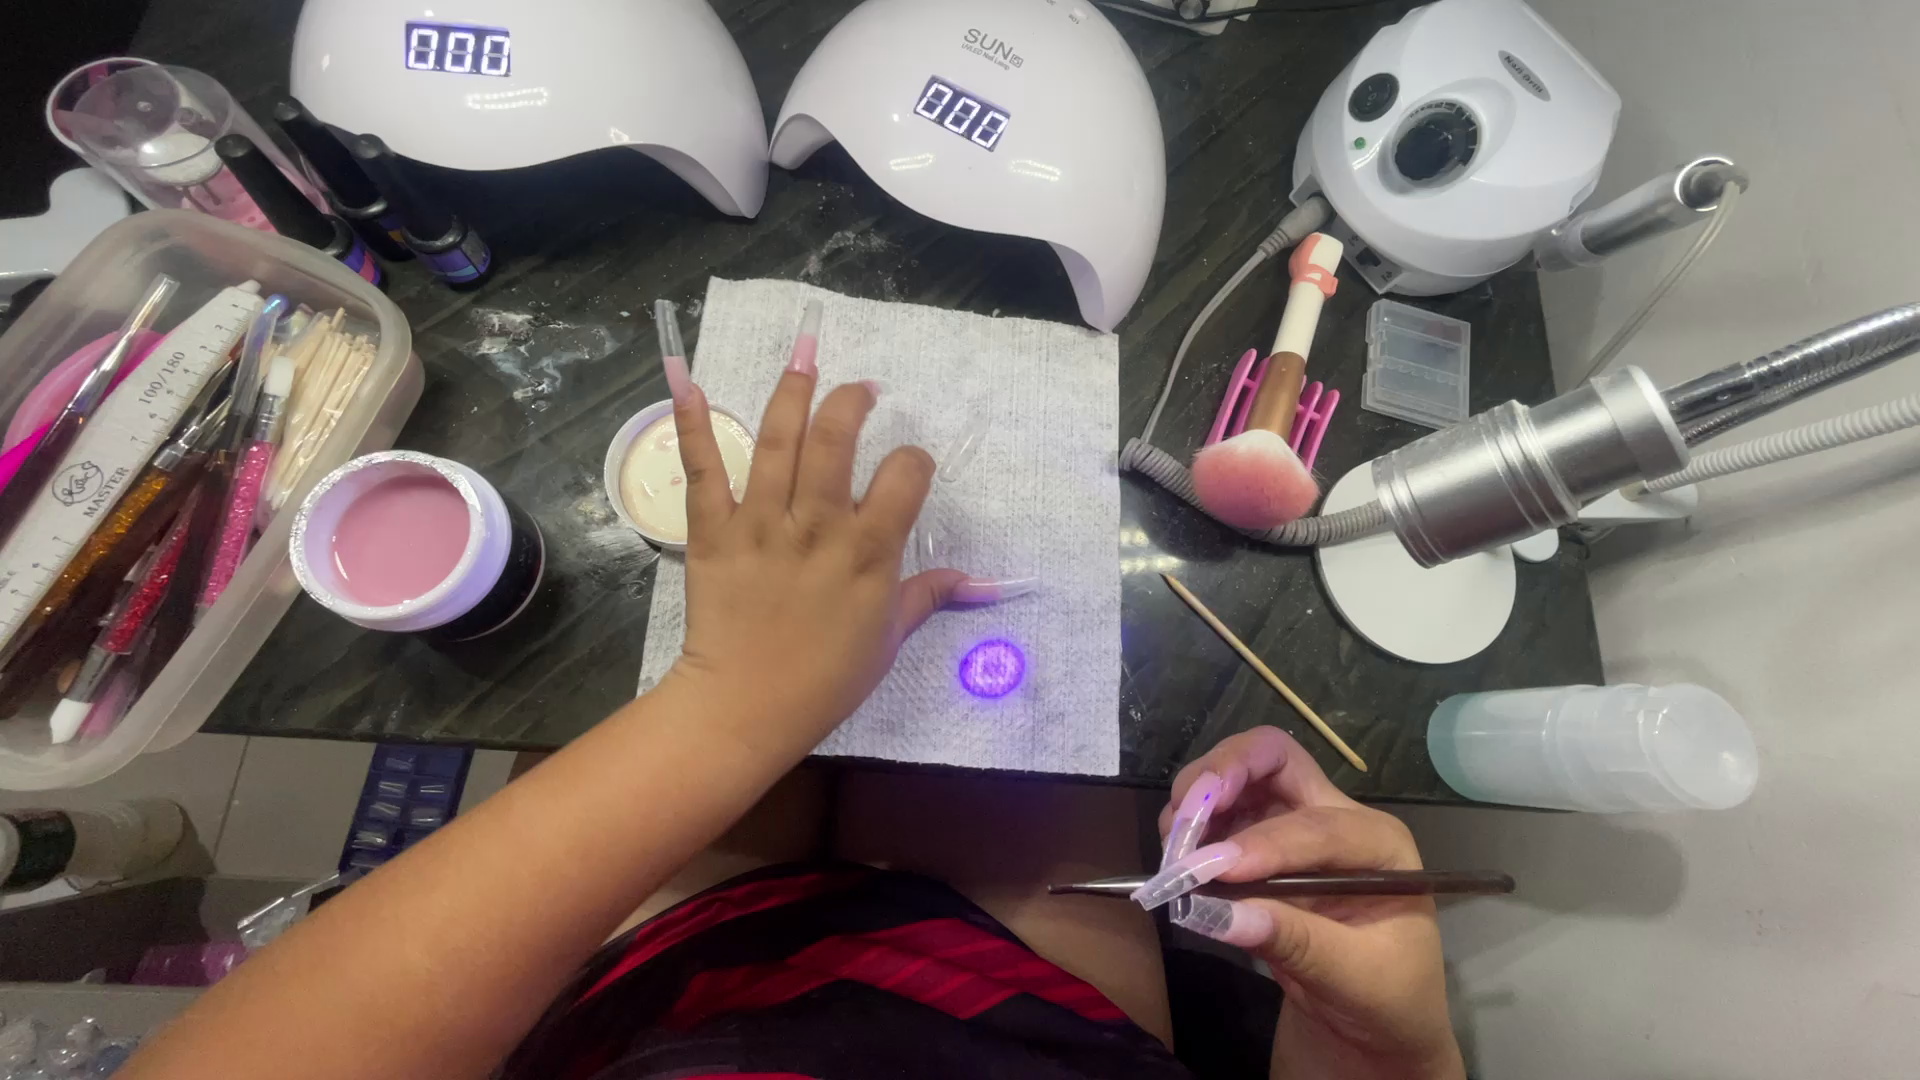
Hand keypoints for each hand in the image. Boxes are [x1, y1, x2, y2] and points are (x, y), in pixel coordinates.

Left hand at [663, 362, 965, 752]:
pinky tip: (692, 384)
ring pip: (779, 444)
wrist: (747, 708)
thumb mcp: (889, 638)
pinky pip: (705, 473)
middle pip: (836, 441)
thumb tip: (980, 583)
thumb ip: (928, 597)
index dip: (913, 461)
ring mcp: (762, 524)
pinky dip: (695, 427)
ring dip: (792, 393)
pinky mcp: (714, 533)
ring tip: (804, 358)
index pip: (904, 476)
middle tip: (859, 390)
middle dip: (851, 403)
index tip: (908, 466)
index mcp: (869, 552)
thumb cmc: (827, 678)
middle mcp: (819, 526)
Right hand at [1161, 728, 1463, 1079]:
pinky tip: (1177, 851)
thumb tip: (1216, 914)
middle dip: (1225, 768)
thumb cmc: (1383, 993)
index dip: (1263, 843)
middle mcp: (1330, 811)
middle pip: (1273, 754)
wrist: (1372, 1010)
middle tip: (1189, 805)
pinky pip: (1215, 805)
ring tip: (1176, 840)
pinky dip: (1188, 819)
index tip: (1213, 869)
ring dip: (1197, 794)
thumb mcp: (1356, 979)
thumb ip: (1291, 940)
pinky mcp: (1252, 830)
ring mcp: (1287, 815)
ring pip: (1236, 769)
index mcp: (1376, 843)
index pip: (1316, 826)